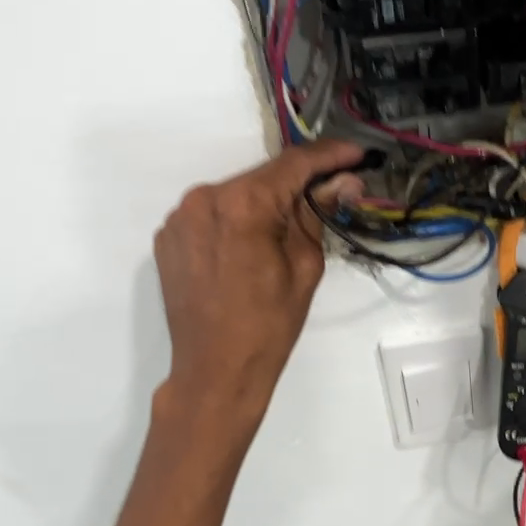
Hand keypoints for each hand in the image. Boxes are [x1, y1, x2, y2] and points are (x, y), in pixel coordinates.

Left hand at [153, 140, 363, 428]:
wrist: (216, 370)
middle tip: (330, 194)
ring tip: (288, 230)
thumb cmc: (269, 326)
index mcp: (242, 204)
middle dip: (296, 184)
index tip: (356, 154)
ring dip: (263, 205)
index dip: (329, 156)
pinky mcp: (168, 238)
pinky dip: (235, 222)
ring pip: (235, 197)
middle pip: (260, 179)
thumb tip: (344, 181)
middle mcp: (203, 199)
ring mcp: (179, 218)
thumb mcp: (305, 267)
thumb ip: (318, 214)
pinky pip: (211, 217)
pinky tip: (251, 249)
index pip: (293, 165)